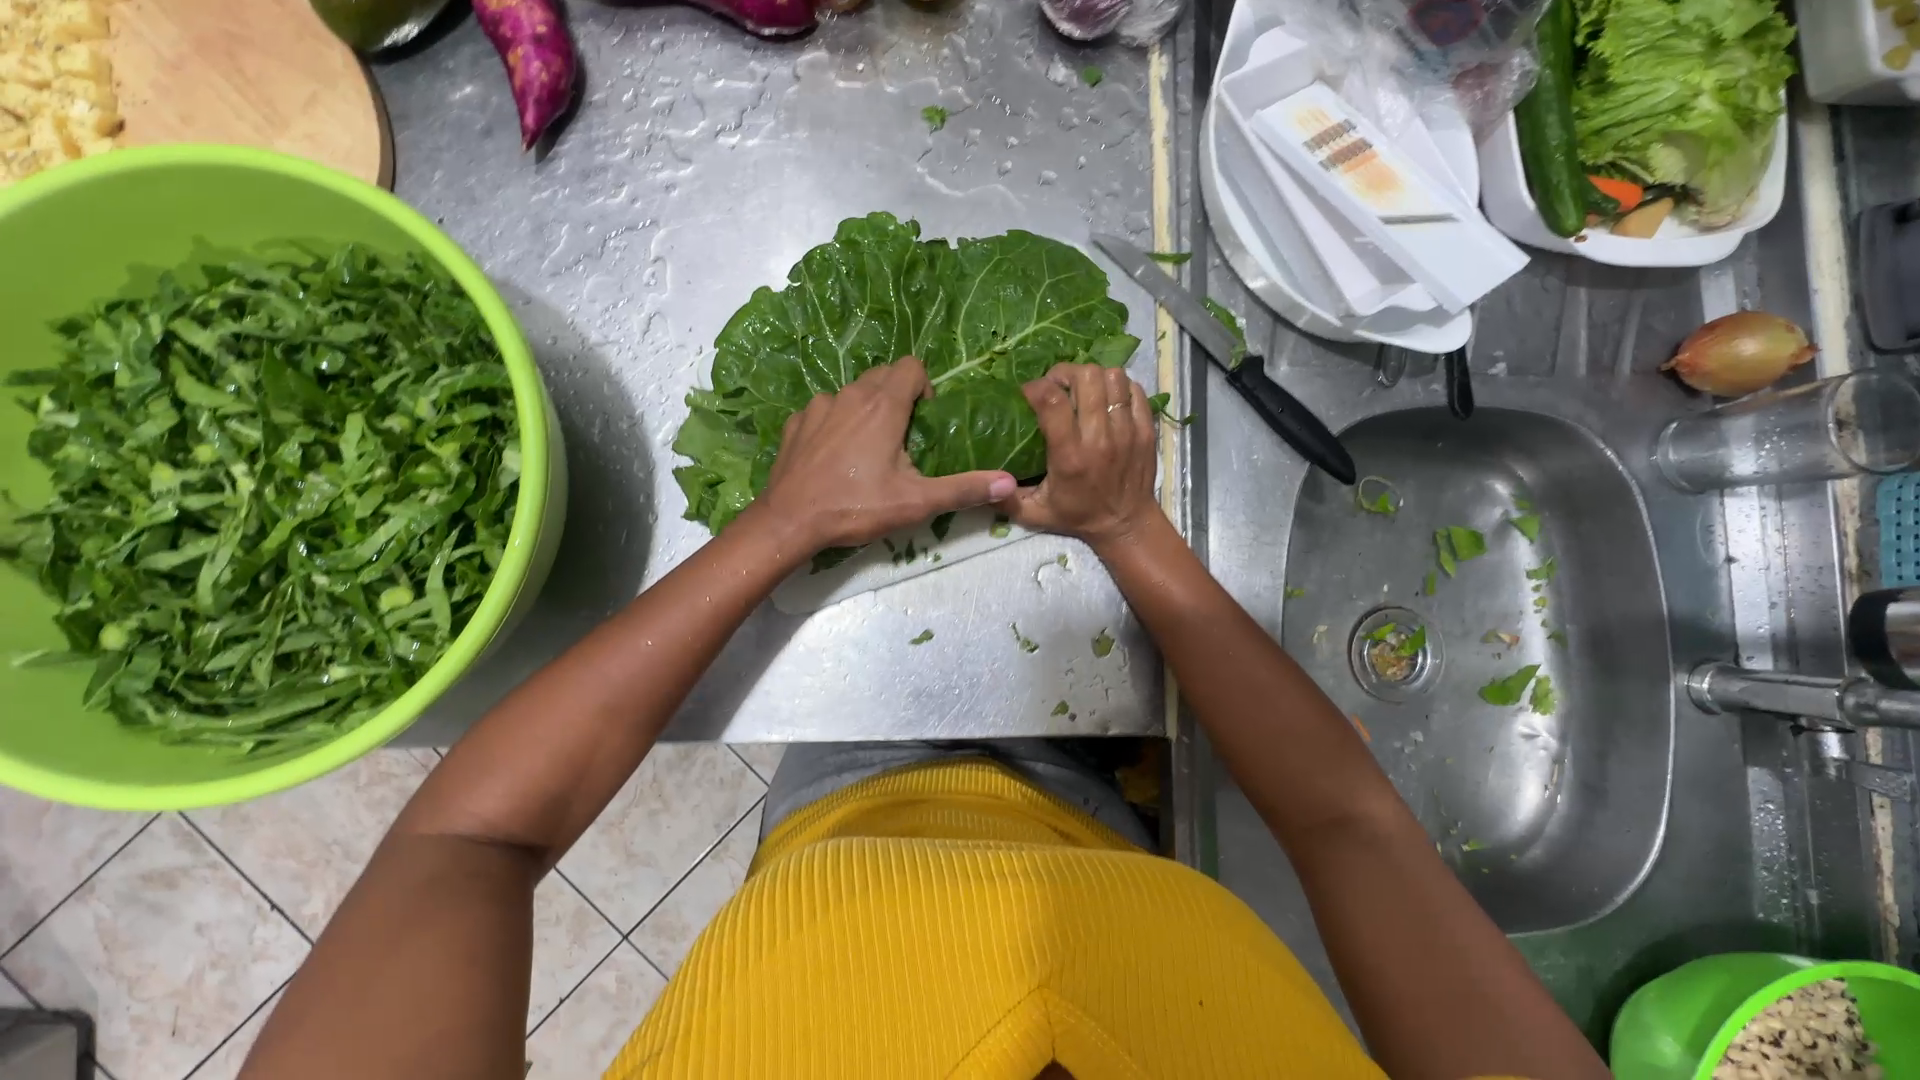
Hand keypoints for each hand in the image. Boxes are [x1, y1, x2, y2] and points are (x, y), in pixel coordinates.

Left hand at [754, 357, 1017, 550]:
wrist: (789, 521)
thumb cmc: (856, 507)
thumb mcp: (916, 502)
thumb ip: (964, 489)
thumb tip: (1010, 484)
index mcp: (883, 406)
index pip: (912, 366)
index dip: (925, 387)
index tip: (924, 420)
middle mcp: (850, 395)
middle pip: (882, 375)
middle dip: (898, 397)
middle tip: (903, 438)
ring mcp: (818, 407)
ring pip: (851, 393)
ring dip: (865, 411)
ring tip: (868, 450)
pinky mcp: (795, 423)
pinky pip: (823, 412)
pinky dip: (834, 425)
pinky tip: (834, 457)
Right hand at [996, 363, 1162, 548]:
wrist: (1126, 525)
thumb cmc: (1077, 516)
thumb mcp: (1034, 513)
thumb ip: (1006, 498)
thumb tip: (982, 478)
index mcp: (1070, 456)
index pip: (1053, 401)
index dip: (1037, 386)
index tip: (1030, 392)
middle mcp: (1100, 439)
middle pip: (1086, 378)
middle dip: (1066, 373)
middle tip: (1057, 384)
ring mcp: (1127, 432)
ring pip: (1113, 378)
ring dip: (1094, 376)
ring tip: (1082, 388)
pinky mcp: (1146, 430)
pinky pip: (1135, 390)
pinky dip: (1119, 386)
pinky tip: (1106, 397)